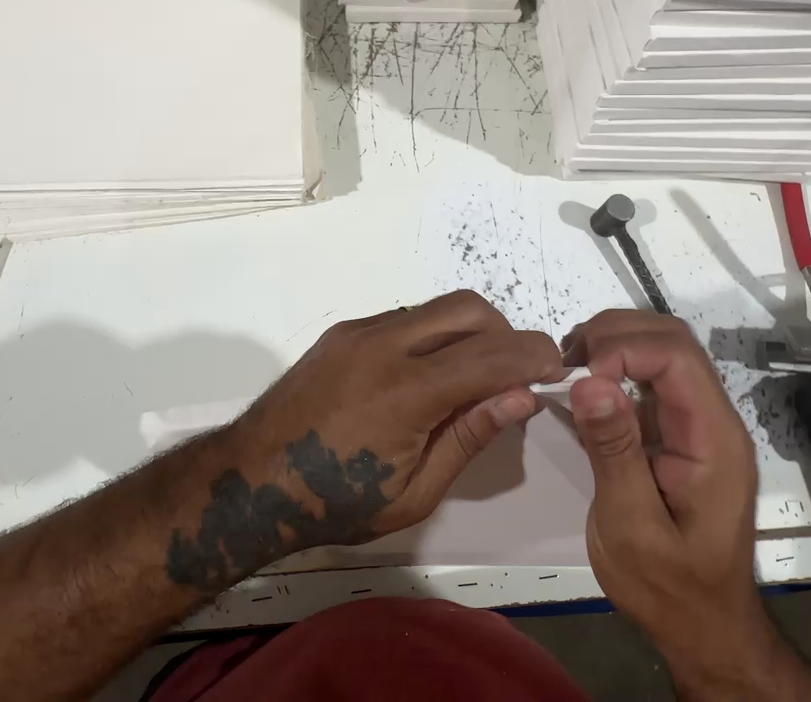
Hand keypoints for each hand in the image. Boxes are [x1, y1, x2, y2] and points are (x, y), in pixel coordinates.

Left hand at [227, 290, 562, 545]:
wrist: (252, 481)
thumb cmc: (337, 502)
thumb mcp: (415, 491)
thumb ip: (470, 436)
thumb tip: (521, 398)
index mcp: (406, 391)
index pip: (491, 355)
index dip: (534, 357)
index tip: (558, 369)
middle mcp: (384, 344)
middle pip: (468, 309)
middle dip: (505, 333)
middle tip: (516, 374)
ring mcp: (359, 331)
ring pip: (435, 308)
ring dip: (468, 331)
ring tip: (472, 378)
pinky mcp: (343, 331)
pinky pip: (404, 318)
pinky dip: (433, 335)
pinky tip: (426, 375)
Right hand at [563, 311, 771, 671]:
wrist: (703, 626)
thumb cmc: (668, 586)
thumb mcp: (631, 526)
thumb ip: (614, 451)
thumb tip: (588, 381)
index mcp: (714, 438)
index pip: (677, 356)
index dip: (623, 348)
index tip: (579, 376)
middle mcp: (713, 418)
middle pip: (672, 339)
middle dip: (614, 335)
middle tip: (564, 362)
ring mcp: (697, 422)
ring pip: (662, 349)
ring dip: (612, 344)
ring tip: (568, 369)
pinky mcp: (678, 431)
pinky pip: (650, 376)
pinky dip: (613, 367)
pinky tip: (582, 387)